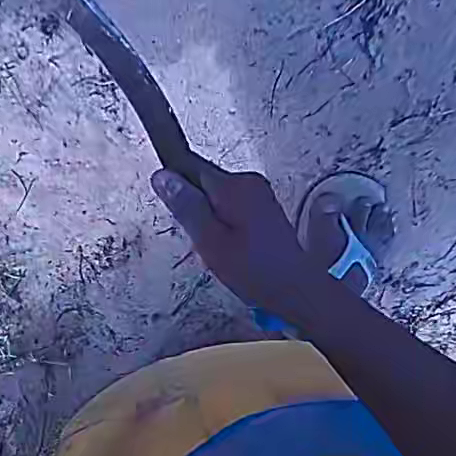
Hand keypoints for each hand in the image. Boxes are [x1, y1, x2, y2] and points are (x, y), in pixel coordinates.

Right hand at [151, 165, 344, 323]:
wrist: (292, 288)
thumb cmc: (253, 269)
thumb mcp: (209, 240)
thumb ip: (186, 206)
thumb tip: (163, 177)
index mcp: (234, 187)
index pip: (191, 167)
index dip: (175, 186)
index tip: (173, 208)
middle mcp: (249, 182)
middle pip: (204, 182)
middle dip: (194, 206)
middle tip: (199, 237)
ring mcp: (259, 193)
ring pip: (216, 195)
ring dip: (208, 216)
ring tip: (215, 244)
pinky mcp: (262, 206)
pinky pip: (230, 205)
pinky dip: (222, 221)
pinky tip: (228, 244)